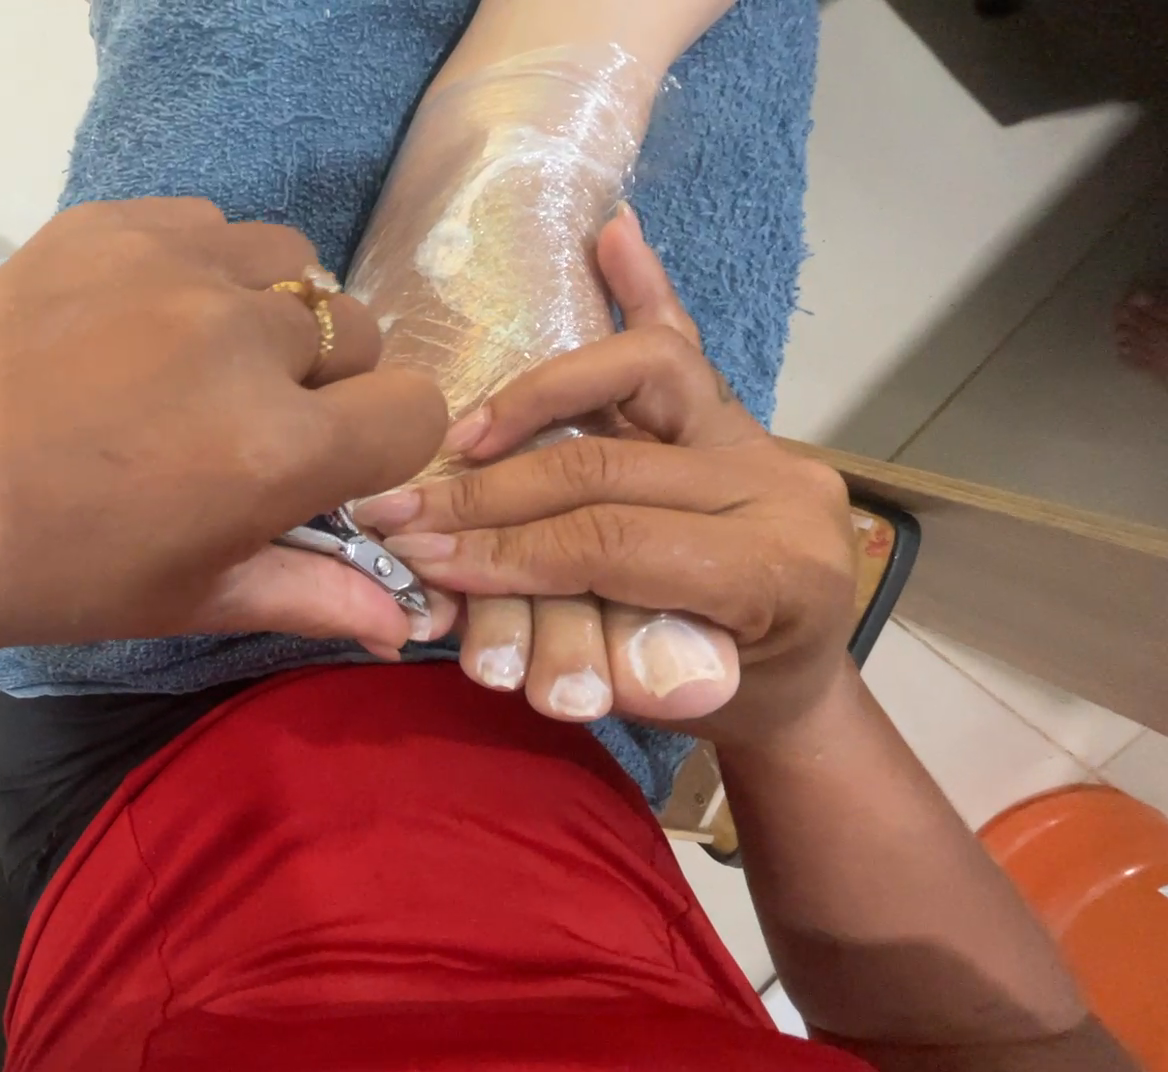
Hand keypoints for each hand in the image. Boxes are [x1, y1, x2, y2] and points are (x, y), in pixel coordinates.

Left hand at [0, 198, 447, 666]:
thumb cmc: (62, 574)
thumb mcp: (195, 597)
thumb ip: (315, 596)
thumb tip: (409, 624)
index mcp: (277, 448)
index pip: (415, 411)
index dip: (379, 444)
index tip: (326, 461)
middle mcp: (245, 340)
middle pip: (356, 334)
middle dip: (321, 383)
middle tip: (236, 422)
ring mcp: (175, 266)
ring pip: (292, 267)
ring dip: (268, 317)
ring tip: (192, 362)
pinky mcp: (111, 224)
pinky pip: (211, 226)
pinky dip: (200, 270)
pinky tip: (138, 321)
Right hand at [355, 214, 859, 744]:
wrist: (791, 686)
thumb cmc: (719, 701)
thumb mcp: (648, 702)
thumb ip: (561, 652)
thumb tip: (446, 608)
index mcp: (773, 572)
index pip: (612, 542)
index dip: (507, 549)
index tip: (424, 555)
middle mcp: (780, 486)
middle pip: (607, 463)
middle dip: (491, 491)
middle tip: (409, 507)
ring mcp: (762, 440)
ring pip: (646, 372)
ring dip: (536, 395)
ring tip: (463, 433)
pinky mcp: (738, 423)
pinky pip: (685, 349)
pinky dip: (645, 288)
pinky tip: (611, 238)